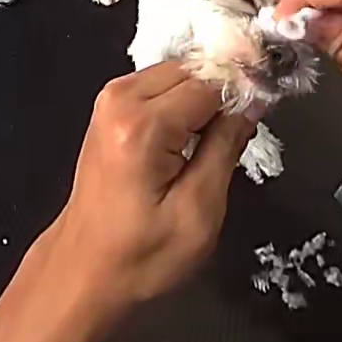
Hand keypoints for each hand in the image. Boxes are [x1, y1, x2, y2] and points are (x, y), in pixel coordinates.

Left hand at [41, 62, 256, 308]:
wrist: (83, 271)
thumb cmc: (142, 254)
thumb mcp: (200, 211)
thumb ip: (227, 146)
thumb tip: (253, 101)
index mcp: (142, 126)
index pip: (210, 83)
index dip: (240, 95)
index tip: (258, 116)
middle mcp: (121, 98)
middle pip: (193, 70)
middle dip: (220, 94)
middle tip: (234, 135)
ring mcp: (111, 96)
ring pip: (180, 71)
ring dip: (202, 97)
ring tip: (211, 140)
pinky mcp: (111, 103)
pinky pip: (163, 82)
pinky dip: (183, 99)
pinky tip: (188, 134)